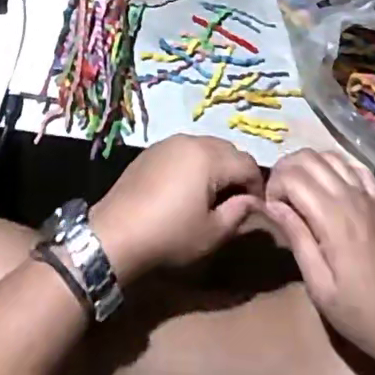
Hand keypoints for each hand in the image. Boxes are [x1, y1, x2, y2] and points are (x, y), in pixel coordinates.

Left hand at [90, 135, 264, 282]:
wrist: (117, 230)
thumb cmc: (170, 234)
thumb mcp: (212, 232)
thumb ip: (239, 213)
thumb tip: (254, 202)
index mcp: (209, 157)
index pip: (248, 163)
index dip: (258, 185)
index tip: (256, 209)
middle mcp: (191, 140)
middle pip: (228, 149)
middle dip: (238, 172)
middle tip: (236, 202)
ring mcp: (169, 142)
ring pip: (206, 146)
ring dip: (217, 166)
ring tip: (213, 196)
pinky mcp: (153, 149)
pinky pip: (185, 150)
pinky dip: (195, 163)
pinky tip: (187, 188)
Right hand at [261, 152, 374, 369]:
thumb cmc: (362, 314)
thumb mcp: (320, 287)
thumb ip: (296, 238)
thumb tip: (273, 205)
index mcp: (334, 218)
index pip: (292, 176)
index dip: (274, 185)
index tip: (271, 208)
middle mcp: (353, 197)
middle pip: (310, 157)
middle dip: (286, 168)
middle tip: (280, 195)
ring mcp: (373, 197)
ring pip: (333, 157)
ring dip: (310, 165)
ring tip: (302, 189)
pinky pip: (358, 169)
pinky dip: (338, 169)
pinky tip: (333, 188)